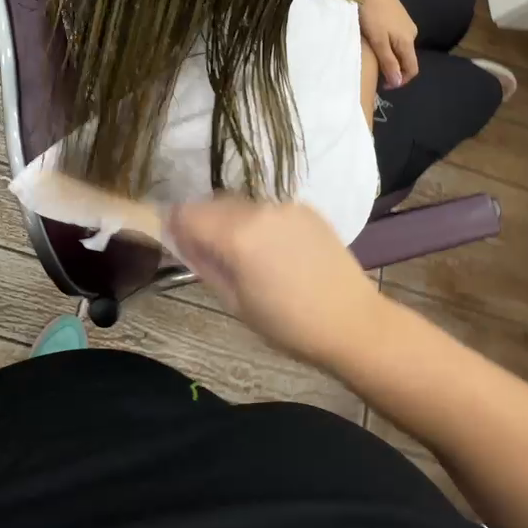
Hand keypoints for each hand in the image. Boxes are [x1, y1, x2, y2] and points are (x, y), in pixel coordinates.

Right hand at [163, 200, 387, 366]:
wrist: (353, 322)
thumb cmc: (288, 324)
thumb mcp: (234, 302)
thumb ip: (203, 263)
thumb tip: (181, 240)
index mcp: (236, 235)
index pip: (187, 213)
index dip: (174, 224)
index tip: (174, 239)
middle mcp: (258, 209)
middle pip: (212, 203)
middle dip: (202, 220)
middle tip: (206, 250)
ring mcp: (284, 205)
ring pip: (241, 204)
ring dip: (230, 219)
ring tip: (242, 252)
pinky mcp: (305, 207)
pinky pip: (268, 208)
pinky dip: (259, 221)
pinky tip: (272, 249)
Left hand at [356, 0, 417, 88]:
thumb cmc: (371, 13)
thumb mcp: (377, 40)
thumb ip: (388, 61)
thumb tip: (398, 82)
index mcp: (408, 40)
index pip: (412, 68)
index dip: (401, 81)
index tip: (383, 86)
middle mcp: (411, 32)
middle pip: (406, 58)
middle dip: (394, 69)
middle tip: (375, 72)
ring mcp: (404, 22)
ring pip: (400, 47)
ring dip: (389, 56)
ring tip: (372, 56)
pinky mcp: (396, 14)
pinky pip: (395, 36)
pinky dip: (387, 44)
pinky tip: (373, 40)